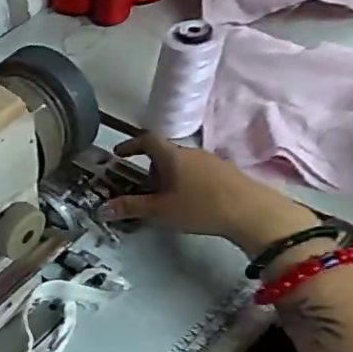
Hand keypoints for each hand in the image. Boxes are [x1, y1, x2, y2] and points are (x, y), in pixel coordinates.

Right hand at [102, 136, 319, 255]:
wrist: (249, 211)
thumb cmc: (199, 207)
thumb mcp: (160, 211)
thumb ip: (131, 208)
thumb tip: (103, 208)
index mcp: (171, 155)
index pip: (147, 140)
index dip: (131, 144)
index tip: (119, 153)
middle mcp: (191, 152)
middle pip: (165, 153)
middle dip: (151, 167)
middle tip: (144, 187)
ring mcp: (211, 160)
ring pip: (183, 163)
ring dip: (171, 175)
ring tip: (167, 197)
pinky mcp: (226, 172)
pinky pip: (199, 171)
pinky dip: (188, 181)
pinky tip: (192, 201)